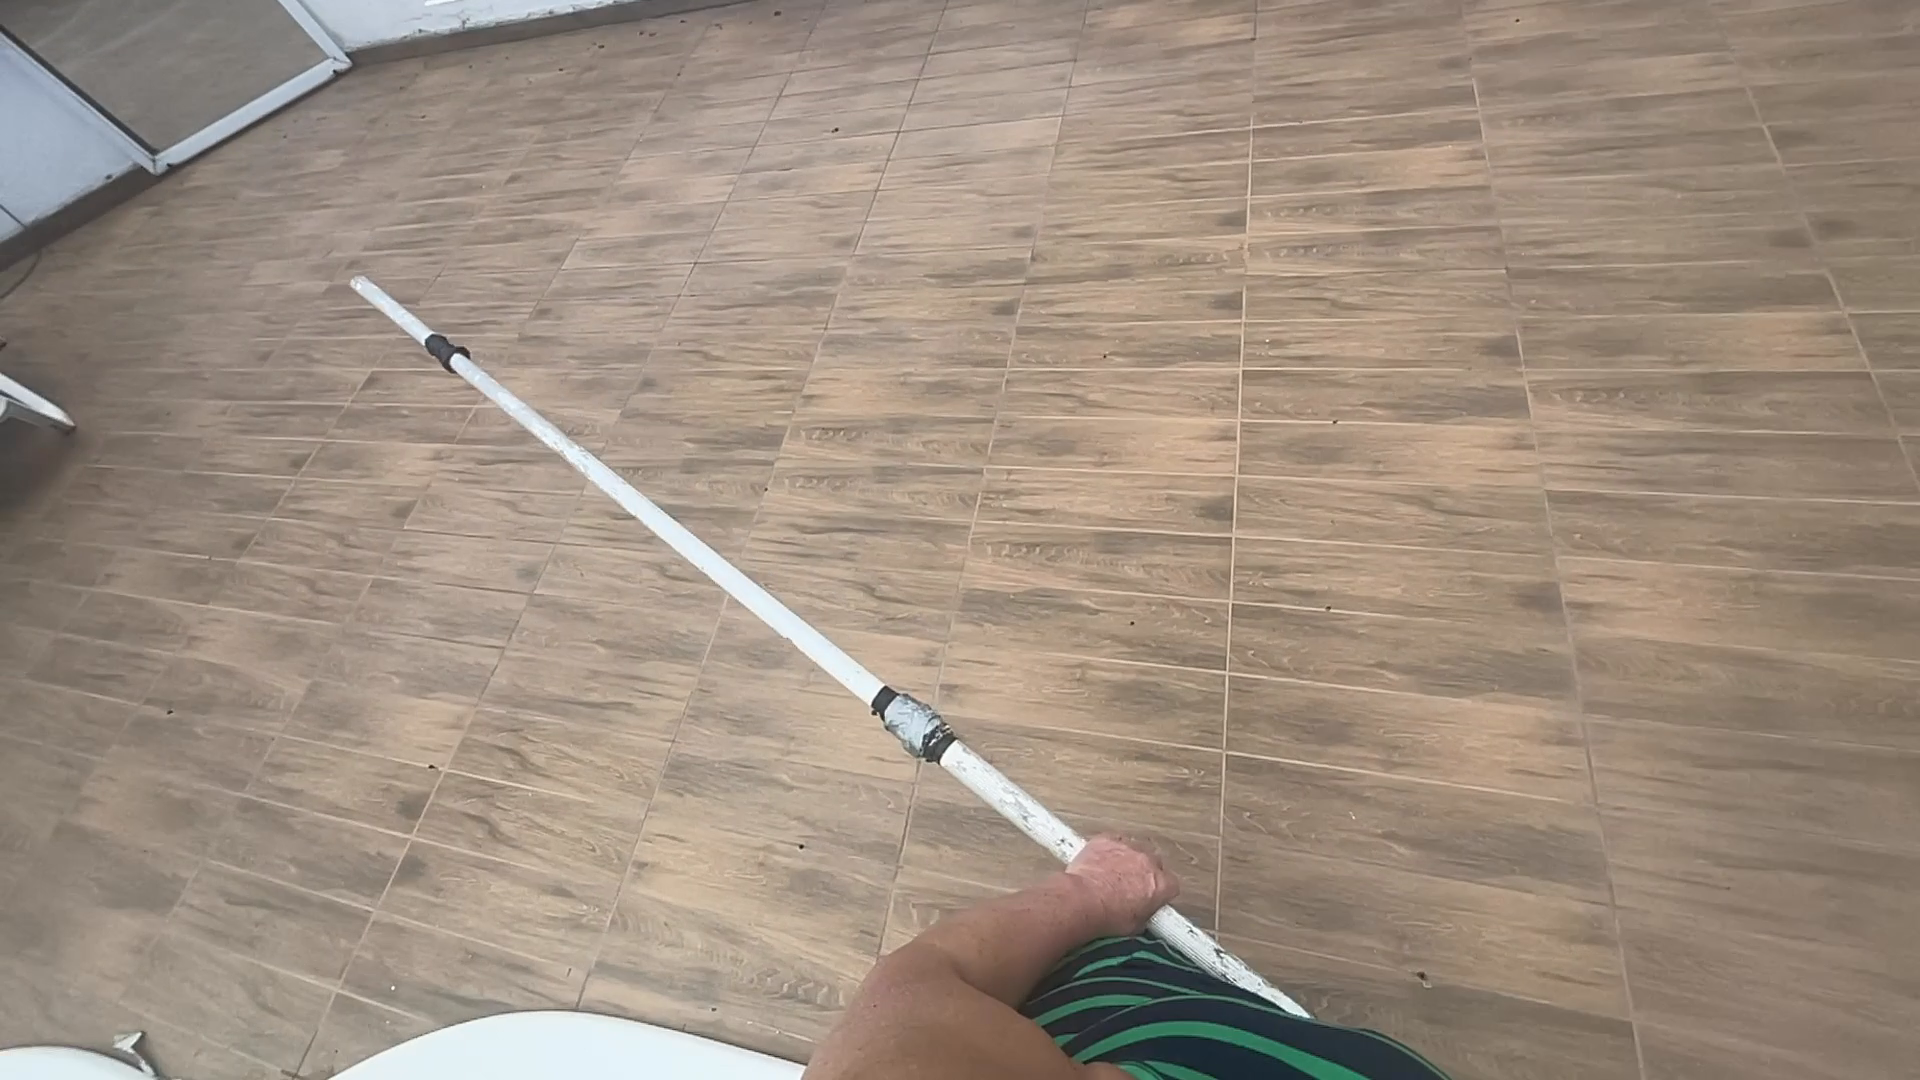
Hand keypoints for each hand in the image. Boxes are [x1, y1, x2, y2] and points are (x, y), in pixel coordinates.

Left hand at [1062, 835, 1179, 937]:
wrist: (1083, 900)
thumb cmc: (1107, 915)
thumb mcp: (1136, 925)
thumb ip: (1147, 912)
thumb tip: (1142, 911)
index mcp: (1161, 884)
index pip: (1170, 884)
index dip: (1160, 891)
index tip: (1152, 895)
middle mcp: (1148, 861)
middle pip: (1153, 862)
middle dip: (1145, 873)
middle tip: (1131, 886)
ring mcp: (1127, 847)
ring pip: (1133, 849)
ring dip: (1127, 859)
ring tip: (1112, 875)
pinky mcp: (1107, 839)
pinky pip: (1113, 840)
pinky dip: (1108, 849)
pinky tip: (1099, 862)